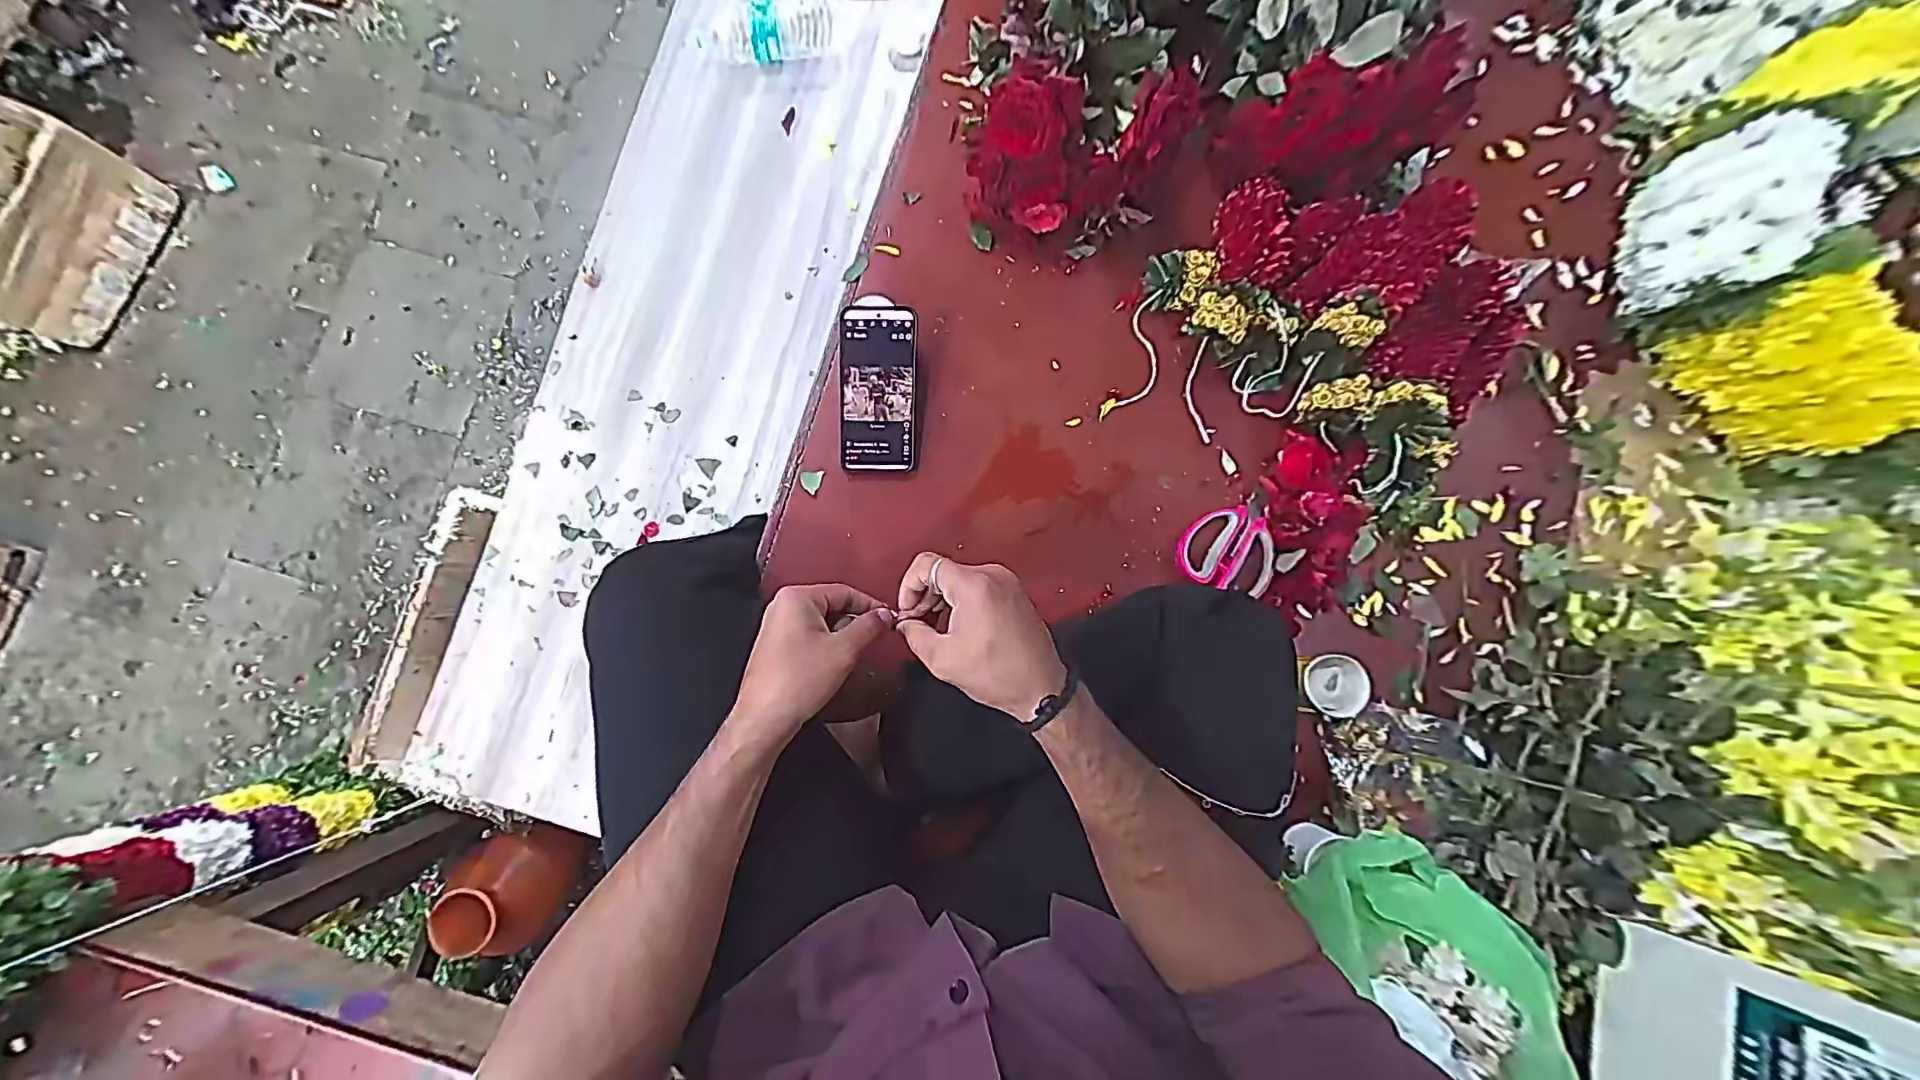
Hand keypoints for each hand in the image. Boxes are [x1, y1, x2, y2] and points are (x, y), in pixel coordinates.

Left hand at [731, 584, 893, 740]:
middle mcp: (782, 607)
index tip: (887, 617)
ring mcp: (777, 626)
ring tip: (853, 654)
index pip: (844, 591)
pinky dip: (827, 645)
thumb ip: (869, 626)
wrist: (766, 718)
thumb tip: (883, 615)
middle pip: (833, 605)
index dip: (870, 605)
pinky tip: (834, 663)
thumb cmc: (794, 684)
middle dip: (855, 622)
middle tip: (875, 636)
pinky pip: (810, 636)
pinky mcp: (777, 646)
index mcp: (796, 598)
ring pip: (822, 622)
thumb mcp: (844, 650)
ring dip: (842, 636)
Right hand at [894, 554, 1066, 719]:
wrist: (1040, 687)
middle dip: (924, 596)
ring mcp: (1006, 583)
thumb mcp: (942, 659)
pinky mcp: (1013, 593)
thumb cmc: (1001, 674)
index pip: (926, 564)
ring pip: (960, 579)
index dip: (908, 586)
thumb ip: (914, 634)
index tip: (907, 609)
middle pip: (943, 571)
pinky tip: (958, 629)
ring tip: (937, 630)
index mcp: (974, 585)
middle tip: (916, 623)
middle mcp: (992, 576)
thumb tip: (906, 624)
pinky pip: (978, 587)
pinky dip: (962, 602)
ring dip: (942, 600)